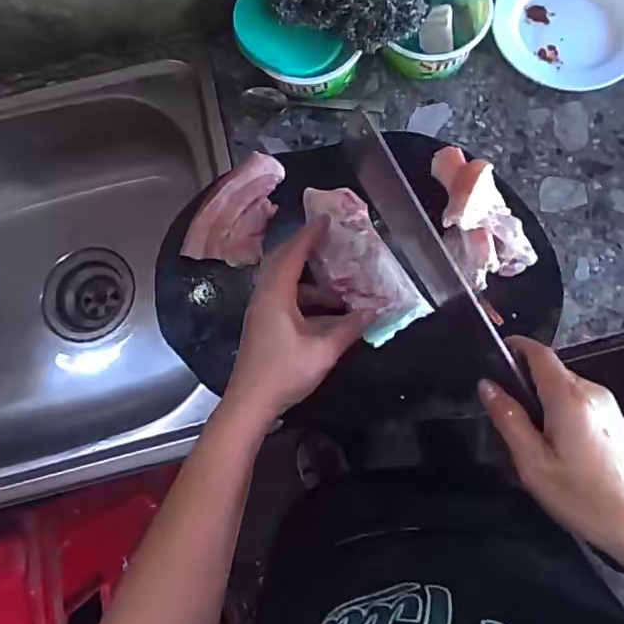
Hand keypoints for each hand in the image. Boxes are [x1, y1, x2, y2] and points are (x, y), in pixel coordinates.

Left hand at [222, 217, 369, 427]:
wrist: (250, 403)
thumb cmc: (284, 373)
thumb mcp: (323, 350)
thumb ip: (349, 328)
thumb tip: (373, 312)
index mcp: (275, 295)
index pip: (293, 254)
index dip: (310, 235)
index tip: (326, 220)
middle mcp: (265, 296)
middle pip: (283, 261)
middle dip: (306, 248)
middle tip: (328, 238)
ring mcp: (261, 310)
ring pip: (285, 282)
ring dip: (311, 280)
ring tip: (339, 287)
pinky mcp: (263, 324)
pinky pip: (285, 297)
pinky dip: (306, 297)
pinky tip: (328, 312)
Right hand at [480, 336, 623, 569]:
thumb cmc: (587, 499)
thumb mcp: (534, 464)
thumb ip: (509, 419)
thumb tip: (487, 386)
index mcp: (569, 397)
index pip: (539, 352)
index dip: (515, 346)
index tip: (496, 353)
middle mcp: (591, 391)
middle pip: (551, 371)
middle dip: (526, 383)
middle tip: (508, 415)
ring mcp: (607, 404)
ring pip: (565, 388)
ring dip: (544, 400)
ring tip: (534, 440)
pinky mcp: (616, 420)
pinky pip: (579, 402)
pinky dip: (561, 412)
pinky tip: (559, 449)